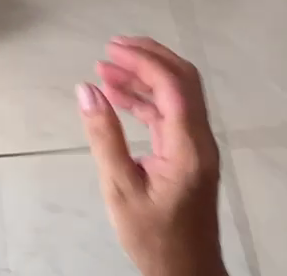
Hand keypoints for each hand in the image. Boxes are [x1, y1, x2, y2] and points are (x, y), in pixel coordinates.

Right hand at [78, 36, 226, 275]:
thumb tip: (87, 89)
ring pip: (177, 93)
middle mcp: (199, 139)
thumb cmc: (154, 238)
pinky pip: (170, 113)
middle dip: (148, 57)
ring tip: (105, 70)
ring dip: (144, 76)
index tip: (111, 50)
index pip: (172, 85)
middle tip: (112, 48)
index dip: (143, 61)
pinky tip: (117, 97)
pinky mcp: (189, 155)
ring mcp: (197, 147)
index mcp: (188, 146)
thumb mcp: (120, 189)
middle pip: (182, 79)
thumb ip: (104, 136)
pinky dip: (145, 97)